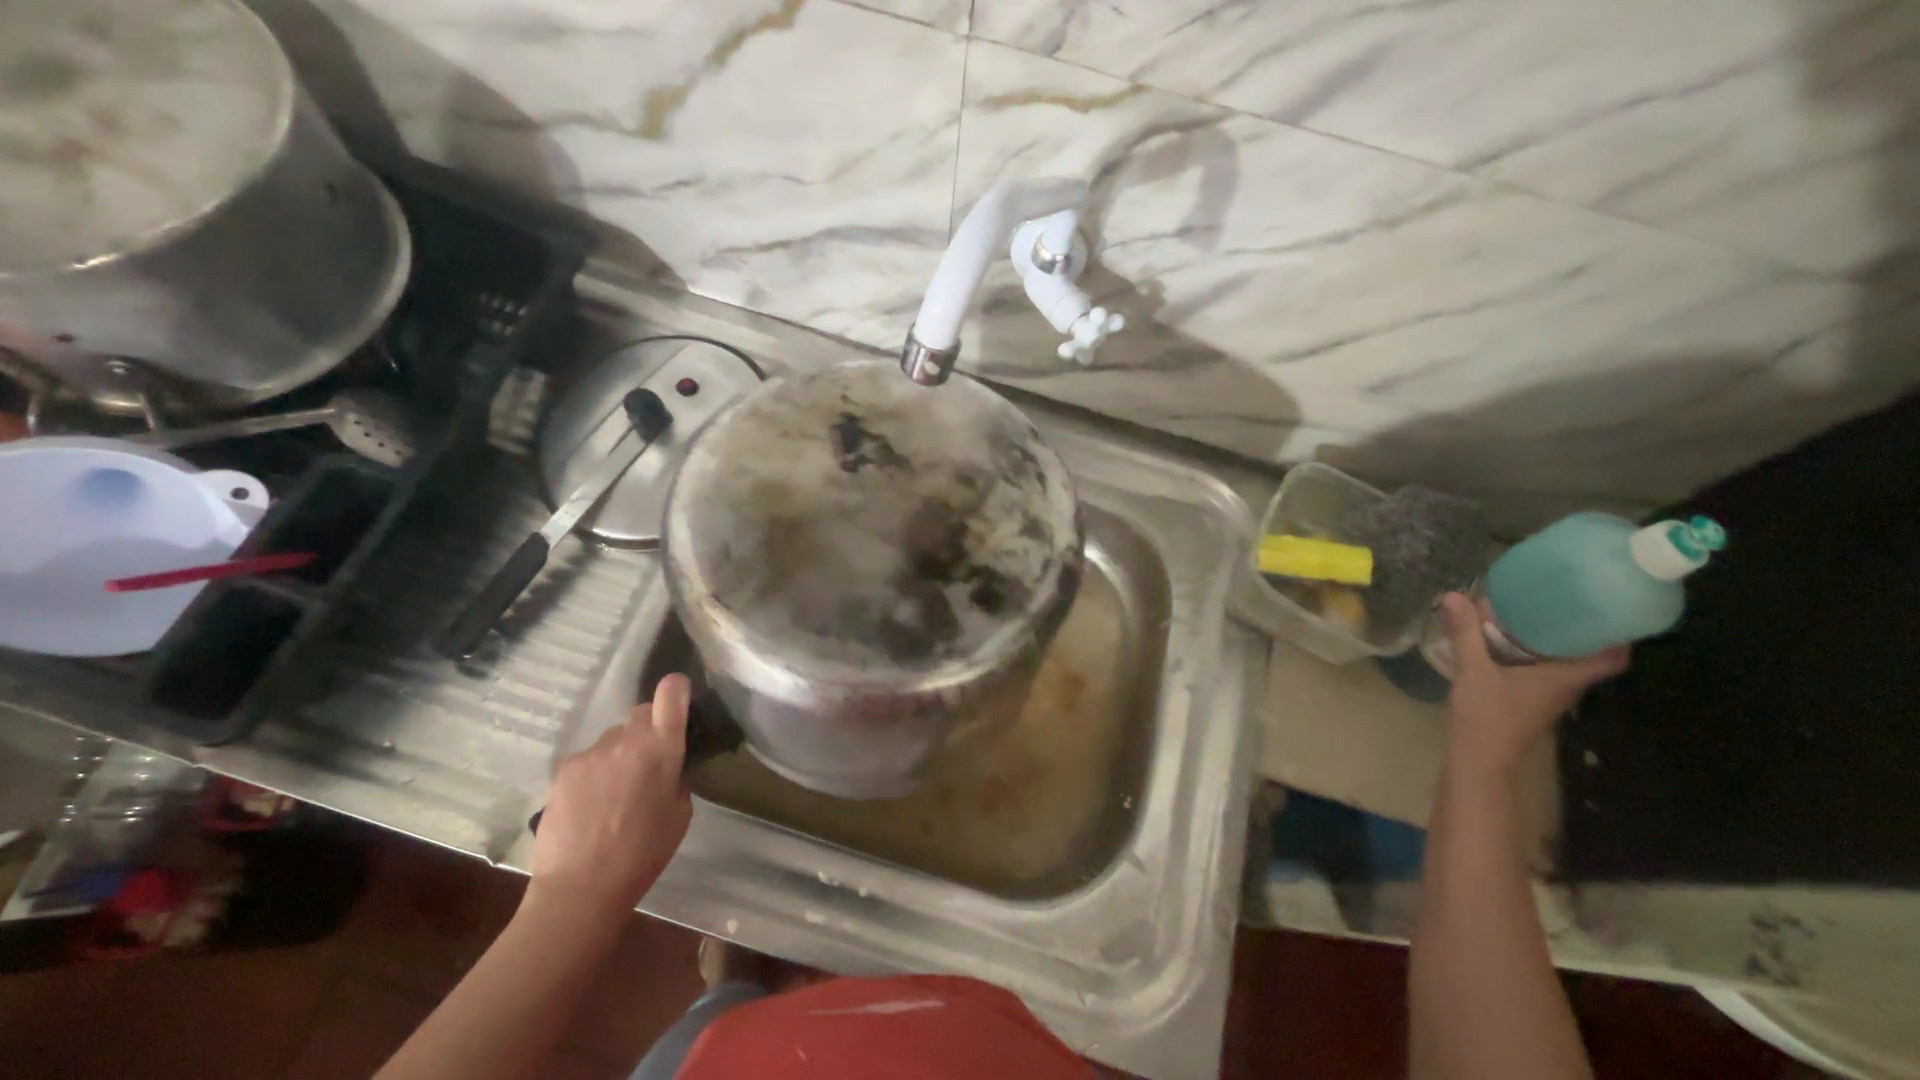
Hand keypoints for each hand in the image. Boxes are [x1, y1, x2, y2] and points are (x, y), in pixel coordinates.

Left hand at [529, 674, 691, 918]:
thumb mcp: (679, 815)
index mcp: (661, 749)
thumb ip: (675, 779)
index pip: (671, 693)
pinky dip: (593, 775)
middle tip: (646, 766)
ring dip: (618, 757)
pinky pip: (587, 762)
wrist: (581, 886)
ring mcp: (590, 754)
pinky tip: (590, 807)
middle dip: (647, 732)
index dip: (676, 691)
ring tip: (613, 796)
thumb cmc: (643, 854)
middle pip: (640, 714)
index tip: (678, 701)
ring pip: (612, 741)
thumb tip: (666, 768)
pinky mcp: (562, 770)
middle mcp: (625, 740)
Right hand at [1440, 593, 1628, 777]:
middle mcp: (1566, 686)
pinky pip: (1546, 668)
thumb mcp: (1473, 671)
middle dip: (1581, 627)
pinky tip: (1510, 639)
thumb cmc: (1485, 716)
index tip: (1608, 607)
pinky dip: (1536, 651)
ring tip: (1536, 611)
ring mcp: (1549, 695)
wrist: (1478, 760)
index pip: (1615, 659)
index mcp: (1565, 678)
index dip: (1619, 634)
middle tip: (1566, 597)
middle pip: (1589, 654)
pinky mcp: (1533, 700)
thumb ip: (1466, 633)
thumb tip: (1454, 594)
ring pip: (1566, 661)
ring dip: (1555, 639)